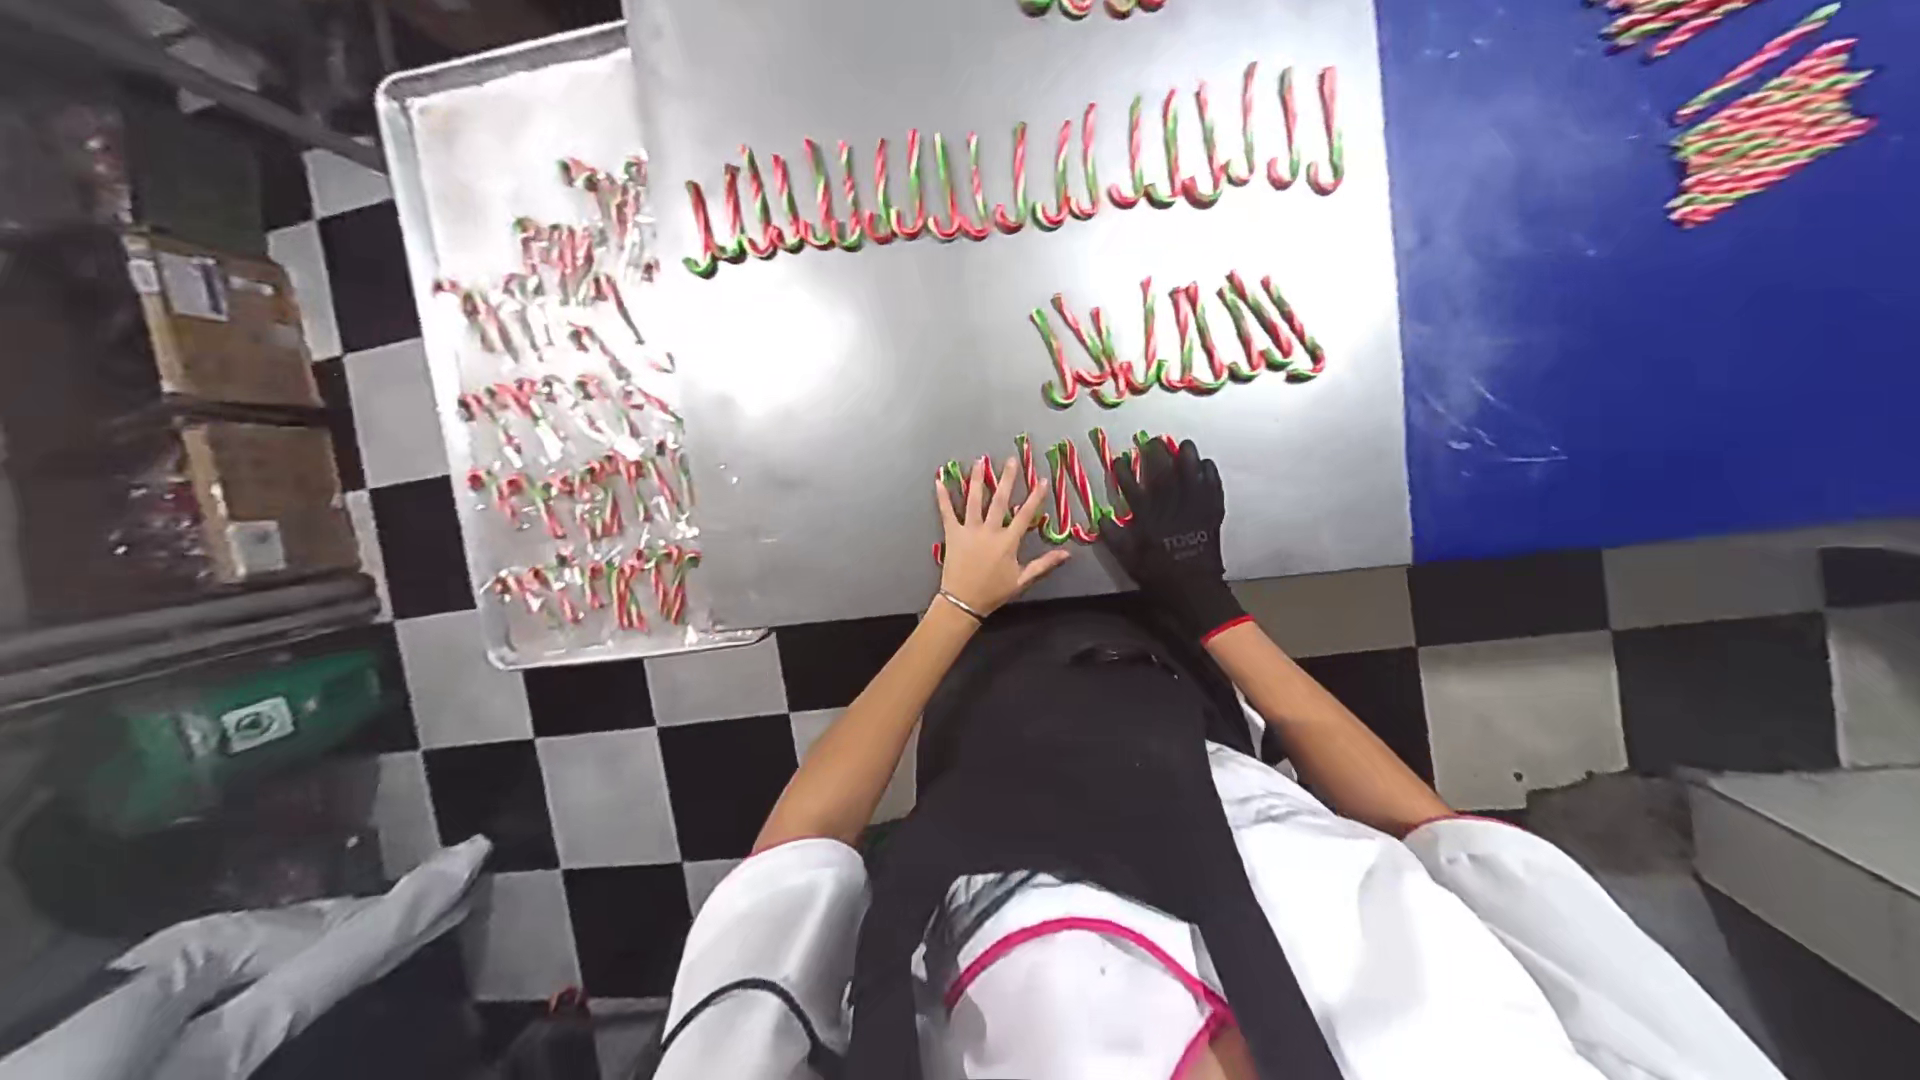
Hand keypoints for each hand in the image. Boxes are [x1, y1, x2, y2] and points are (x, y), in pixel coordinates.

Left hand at [935, 457, 1071, 616]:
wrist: (963, 602)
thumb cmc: (994, 592)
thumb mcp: (1022, 580)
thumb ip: (1044, 564)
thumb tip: (1067, 554)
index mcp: (1008, 541)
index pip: (1025, 514)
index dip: (1035, 497)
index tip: (1042, 480)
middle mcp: (989, 531)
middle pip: (1000, 500)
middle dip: (1007, 478)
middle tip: (1010, 460)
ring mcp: (969, 530)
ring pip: (973, 500)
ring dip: (977, 479)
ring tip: (979, 461)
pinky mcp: (952, 534)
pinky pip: (947, 512)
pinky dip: (943, 496)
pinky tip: (940, 480)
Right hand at [1101, 438, 1245, 640]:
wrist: (1193, 589)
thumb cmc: (1158, 575)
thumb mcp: (1127, 559)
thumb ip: (1114, 536)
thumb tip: (1102, 518)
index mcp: (1147, 517)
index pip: (1132, 485)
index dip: (1124, 470)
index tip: (1119, 460)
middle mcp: (1170, 507)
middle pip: (1163, 472)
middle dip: (1156, 454)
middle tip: (1151, 442)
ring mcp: (1194, 508)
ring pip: (1191, 474)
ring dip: (1187, 457)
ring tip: (1183, 445)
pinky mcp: (1211, 513)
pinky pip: (1212, 487)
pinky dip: (1209, 474)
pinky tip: (1205, 465)